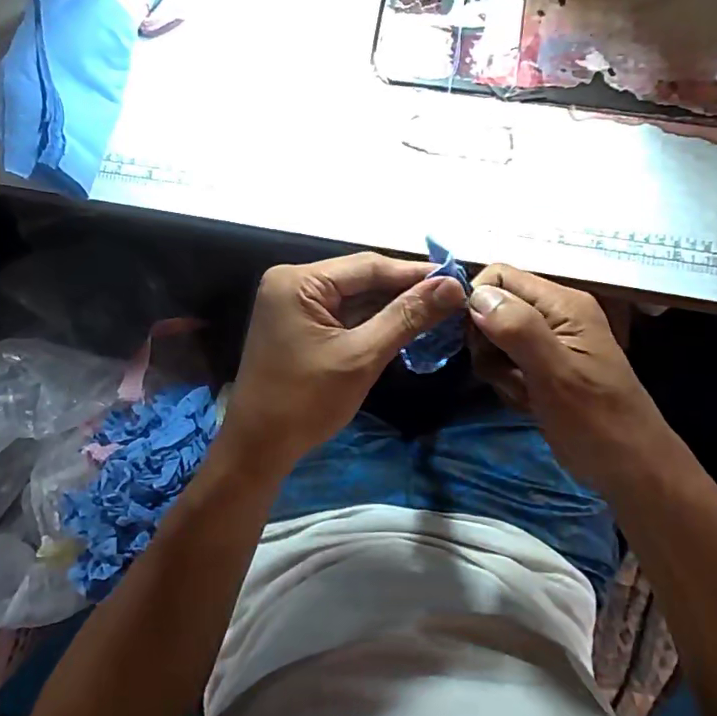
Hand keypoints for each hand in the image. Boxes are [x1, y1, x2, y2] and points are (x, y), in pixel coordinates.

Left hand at [221, 252, 465, 470]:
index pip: (369, 266)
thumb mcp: (362, 357)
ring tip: (441, 310)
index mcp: (299, 281)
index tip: (458, 280)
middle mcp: (294, 283)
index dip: (416, 274)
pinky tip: (409, 324)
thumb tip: (452, 286)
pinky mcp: (303, 325)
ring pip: (358, 297)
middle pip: (363, 278)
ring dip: (395, 306)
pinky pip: (347, 314)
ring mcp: (296, 304)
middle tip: (454, 297)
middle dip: (407, 290)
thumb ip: (407, 317)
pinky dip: (376, 321)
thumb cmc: (305, 402)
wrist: (258, 449)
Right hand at [466, 264, 683, 490]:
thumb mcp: (556, 375)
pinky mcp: (543, 369)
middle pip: (492, 309)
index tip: (478, 343)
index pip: (500, 276)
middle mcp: (555, 315)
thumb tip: (477, 295)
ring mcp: (549, 343)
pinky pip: (506, 366)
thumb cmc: (598, 422)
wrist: (632, 469)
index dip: (478, 304)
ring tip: (528, 396)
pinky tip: (530, 405)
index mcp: (564, 304)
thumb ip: (519, 330)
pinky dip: (510, 386)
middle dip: (489, 346)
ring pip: (495, 341)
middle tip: (512, 377)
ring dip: (500, 373)